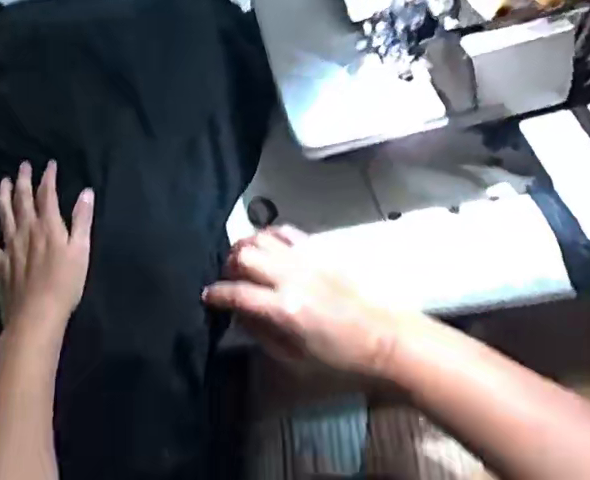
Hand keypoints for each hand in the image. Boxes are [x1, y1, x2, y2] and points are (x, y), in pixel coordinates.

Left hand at [0, 161, 93, 332]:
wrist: (36, 317)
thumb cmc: (64, 284)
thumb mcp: (81, 250)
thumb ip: (82, 220)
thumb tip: (86, 192)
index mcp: (48, 226)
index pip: (47, 194)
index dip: (48, 177)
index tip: (50, 165)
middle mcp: (26, 230)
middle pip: (23, 199)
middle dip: (24, 180)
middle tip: (23, 165)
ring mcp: (9, 247)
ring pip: (4, 215)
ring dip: (3, 196)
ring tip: (3, 182)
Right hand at [202, 226, 403, 379]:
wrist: (383, 336)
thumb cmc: (340, 356)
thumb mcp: (296, 358)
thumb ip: (262, 333)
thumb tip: (239, 314)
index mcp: (285, 309)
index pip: (237, 293)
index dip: (216, 294)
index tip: (207, 297)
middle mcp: (290, 277)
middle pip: (243, 254)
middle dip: (228, 265)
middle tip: (228, 278)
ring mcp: (304, 258)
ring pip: (260, 237)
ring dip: (244, 246)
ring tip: (242, 261)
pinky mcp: (316, 248)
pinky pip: (283, 230)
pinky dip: (267, 235)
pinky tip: (265, 247)